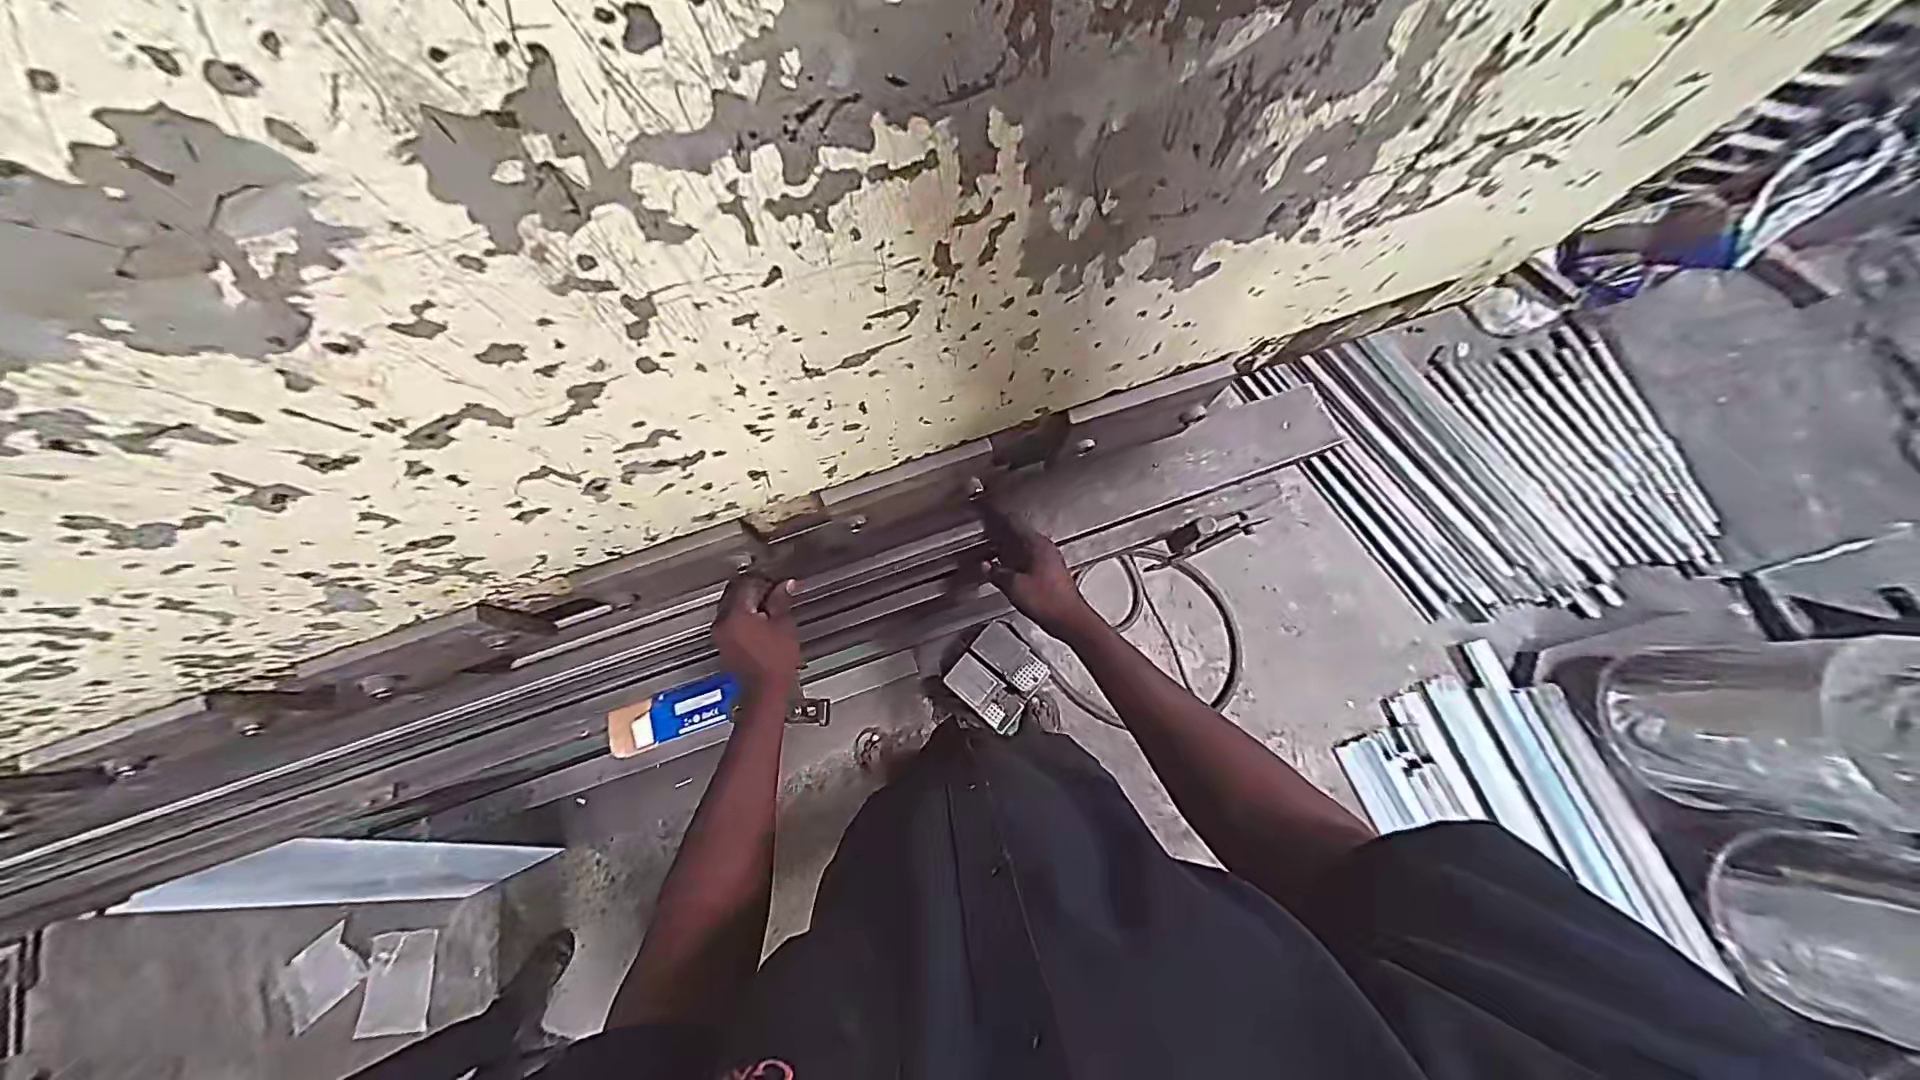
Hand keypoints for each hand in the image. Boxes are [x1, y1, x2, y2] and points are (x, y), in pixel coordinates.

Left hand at [712, 575, 798, 697]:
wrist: (765, 691)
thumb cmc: (774, 663)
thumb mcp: (783, 625)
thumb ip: (781, 601)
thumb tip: (785, 585)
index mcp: (736, 615)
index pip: (746, 584)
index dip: (764, 580)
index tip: (777, 582)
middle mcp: (723, 623)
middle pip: (734, 593)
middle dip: (753, 589)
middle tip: (773, 591)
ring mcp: (721, 634)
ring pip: (731, 606)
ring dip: (748, 602)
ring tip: (769, 607)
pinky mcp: (723, 644)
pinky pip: (730, 621)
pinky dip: (743, 616)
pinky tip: (760, 622)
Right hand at [978, 504, 1099, 640]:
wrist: (1069, 620)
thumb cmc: (1049, 602)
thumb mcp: (1013, 586)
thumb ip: (996, 572)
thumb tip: (986, 566)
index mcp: (1036, 545)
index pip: (1012, 521)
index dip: (995, 517)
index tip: (984, 512)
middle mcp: (1045, 548)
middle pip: (1017, 532)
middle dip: (998, 534)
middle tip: (983, 535)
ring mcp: (1049, 559)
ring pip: (1023, 546)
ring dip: (1006, 548)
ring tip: (990, 553)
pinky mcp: (1051, 572)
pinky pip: (1029, 558)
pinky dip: (1015, 560)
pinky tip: (1007, 570)